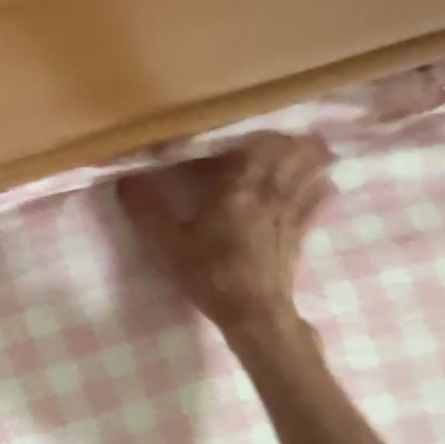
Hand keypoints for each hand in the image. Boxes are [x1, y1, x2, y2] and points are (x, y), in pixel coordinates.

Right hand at [116, 132, 333, 328]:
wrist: (253, 312)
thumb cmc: (207, 274)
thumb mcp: (166, 244)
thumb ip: (145, 210)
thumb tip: (125, 179)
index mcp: (236, 189)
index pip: (247, 143)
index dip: (235, 132)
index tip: (217, 134)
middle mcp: (270, 191)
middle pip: (288, 147)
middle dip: (278, 135)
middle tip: (260, 131)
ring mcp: (292, 208)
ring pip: (311, 165)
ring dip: (305, 151)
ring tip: (295, 144)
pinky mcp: (302, 228)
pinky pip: (319, 195)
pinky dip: (318, 182)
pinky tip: (315, 180)